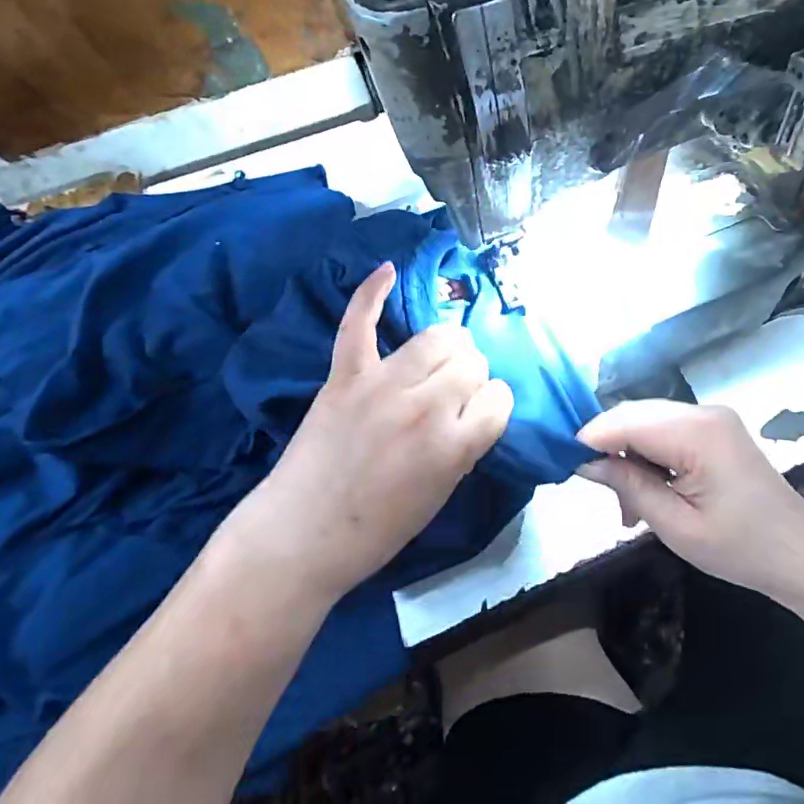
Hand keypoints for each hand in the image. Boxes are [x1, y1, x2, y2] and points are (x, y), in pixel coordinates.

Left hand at [220, 263, 515, 599]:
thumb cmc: (376, 529)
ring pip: (437, 337)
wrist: (303, 533)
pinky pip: (359, 322)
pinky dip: (371, 292)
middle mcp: (425, 407)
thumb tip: (474, 406)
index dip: (492, 405)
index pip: (499, 399)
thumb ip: (463, 445)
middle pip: (471, 362)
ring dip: (447, 345)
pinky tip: (387, 270)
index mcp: (454, 446)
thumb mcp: (440, 494)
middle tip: (452, 394)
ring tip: (437, 357)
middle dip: (471, 375)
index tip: (479, 414)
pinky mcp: (344, 374)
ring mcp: (382, 384)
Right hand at [577, 400, 803, 605]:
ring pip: (642, 420)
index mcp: (697, 434)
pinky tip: (646, 488)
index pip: (625, 422)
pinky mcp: (710, 425)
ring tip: (626, 503)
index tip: (566, 464)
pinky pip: (661, 428)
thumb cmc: (742, 547)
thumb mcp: (677, 526)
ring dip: (625, 453)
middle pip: (631, 415)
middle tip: (600, 491)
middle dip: (607, 448)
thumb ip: (628, 487)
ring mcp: (708, 415)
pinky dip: (645, 453)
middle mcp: (702, 412)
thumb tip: (584, 463)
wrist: (801, 551)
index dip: (591, 439)